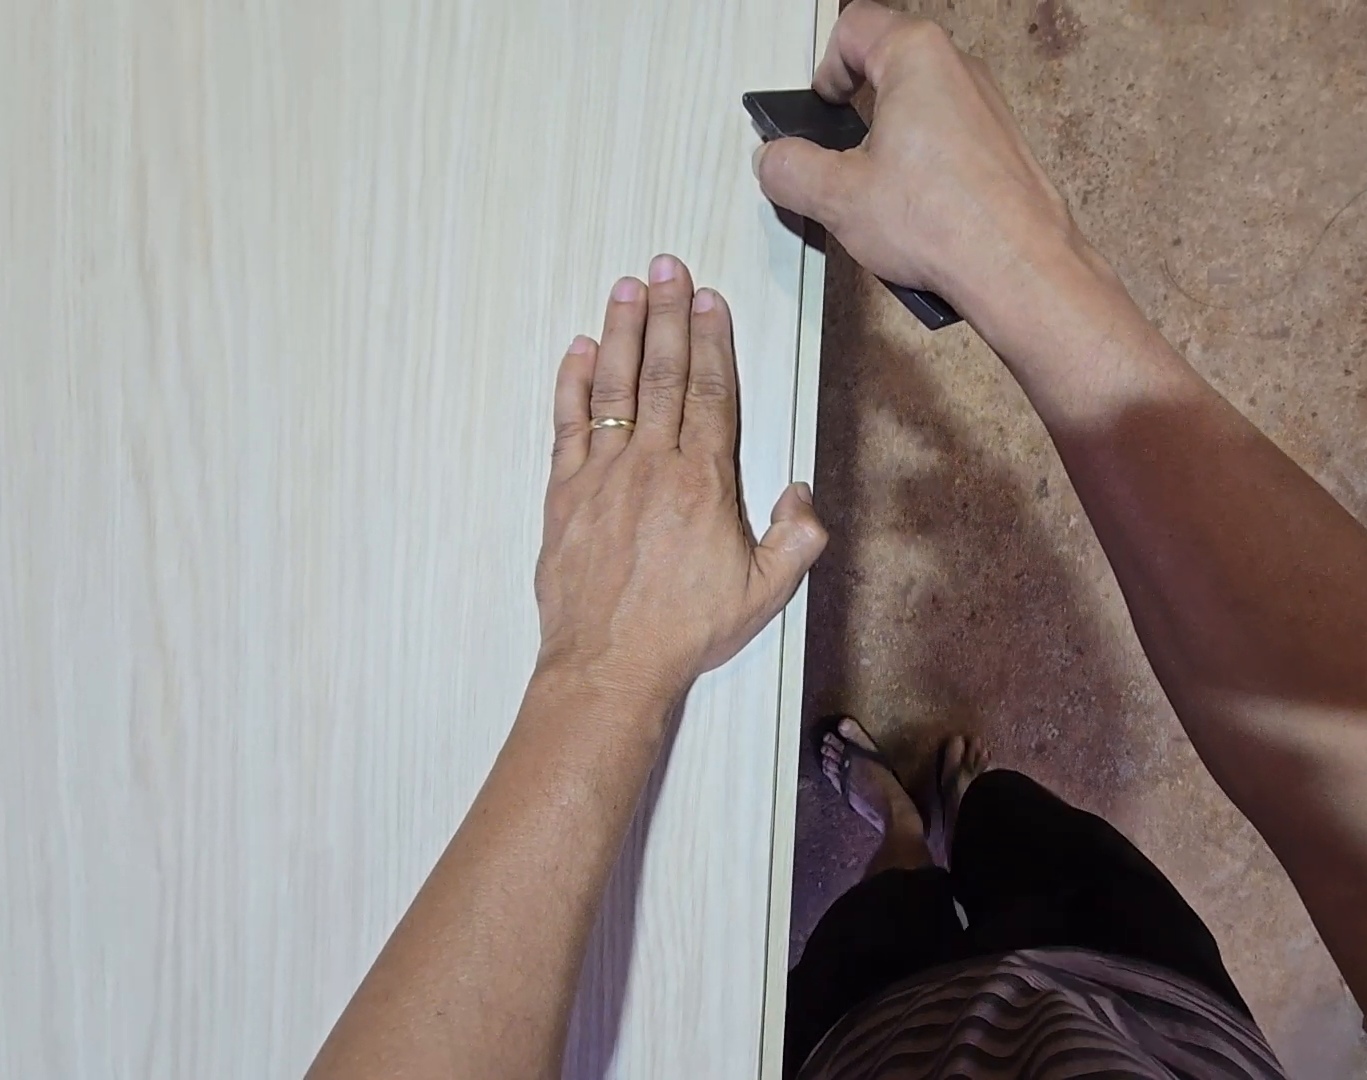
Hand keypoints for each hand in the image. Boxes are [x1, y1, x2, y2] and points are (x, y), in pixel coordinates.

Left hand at [534, 255, 827, 699]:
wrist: (611, 663)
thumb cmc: (688, 628)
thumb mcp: (765, 592)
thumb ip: (795, 538)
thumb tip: (801, 489)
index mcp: (703, 482)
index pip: (711, 394)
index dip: (712, 342)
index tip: (709, 301)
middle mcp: (652, 464)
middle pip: (663, 374)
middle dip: (668, 315)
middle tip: (666, 266)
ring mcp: (604, 474)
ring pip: (615, 387)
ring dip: (622, 333)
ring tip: (627, 287)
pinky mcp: (565, 493)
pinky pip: (569, 425)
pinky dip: (573, 384)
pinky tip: (580, 350)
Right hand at [752, 1, 1081, 312]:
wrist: (1016, 268)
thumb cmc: (945, 222)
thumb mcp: (840, 198)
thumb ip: (793, 172)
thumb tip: (773, 162)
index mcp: (917, 56)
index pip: (854, 27)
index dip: (824, 69)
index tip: (818, 110)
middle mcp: (960, 72)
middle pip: (889, 74)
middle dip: (856, 121)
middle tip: (840, 166)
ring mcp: (987, 113)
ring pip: (920, 118)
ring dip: (890, 156)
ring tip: (878, 207)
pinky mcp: (1002, 154)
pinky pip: (948, 154)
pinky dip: (923, 181)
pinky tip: (915, 225)